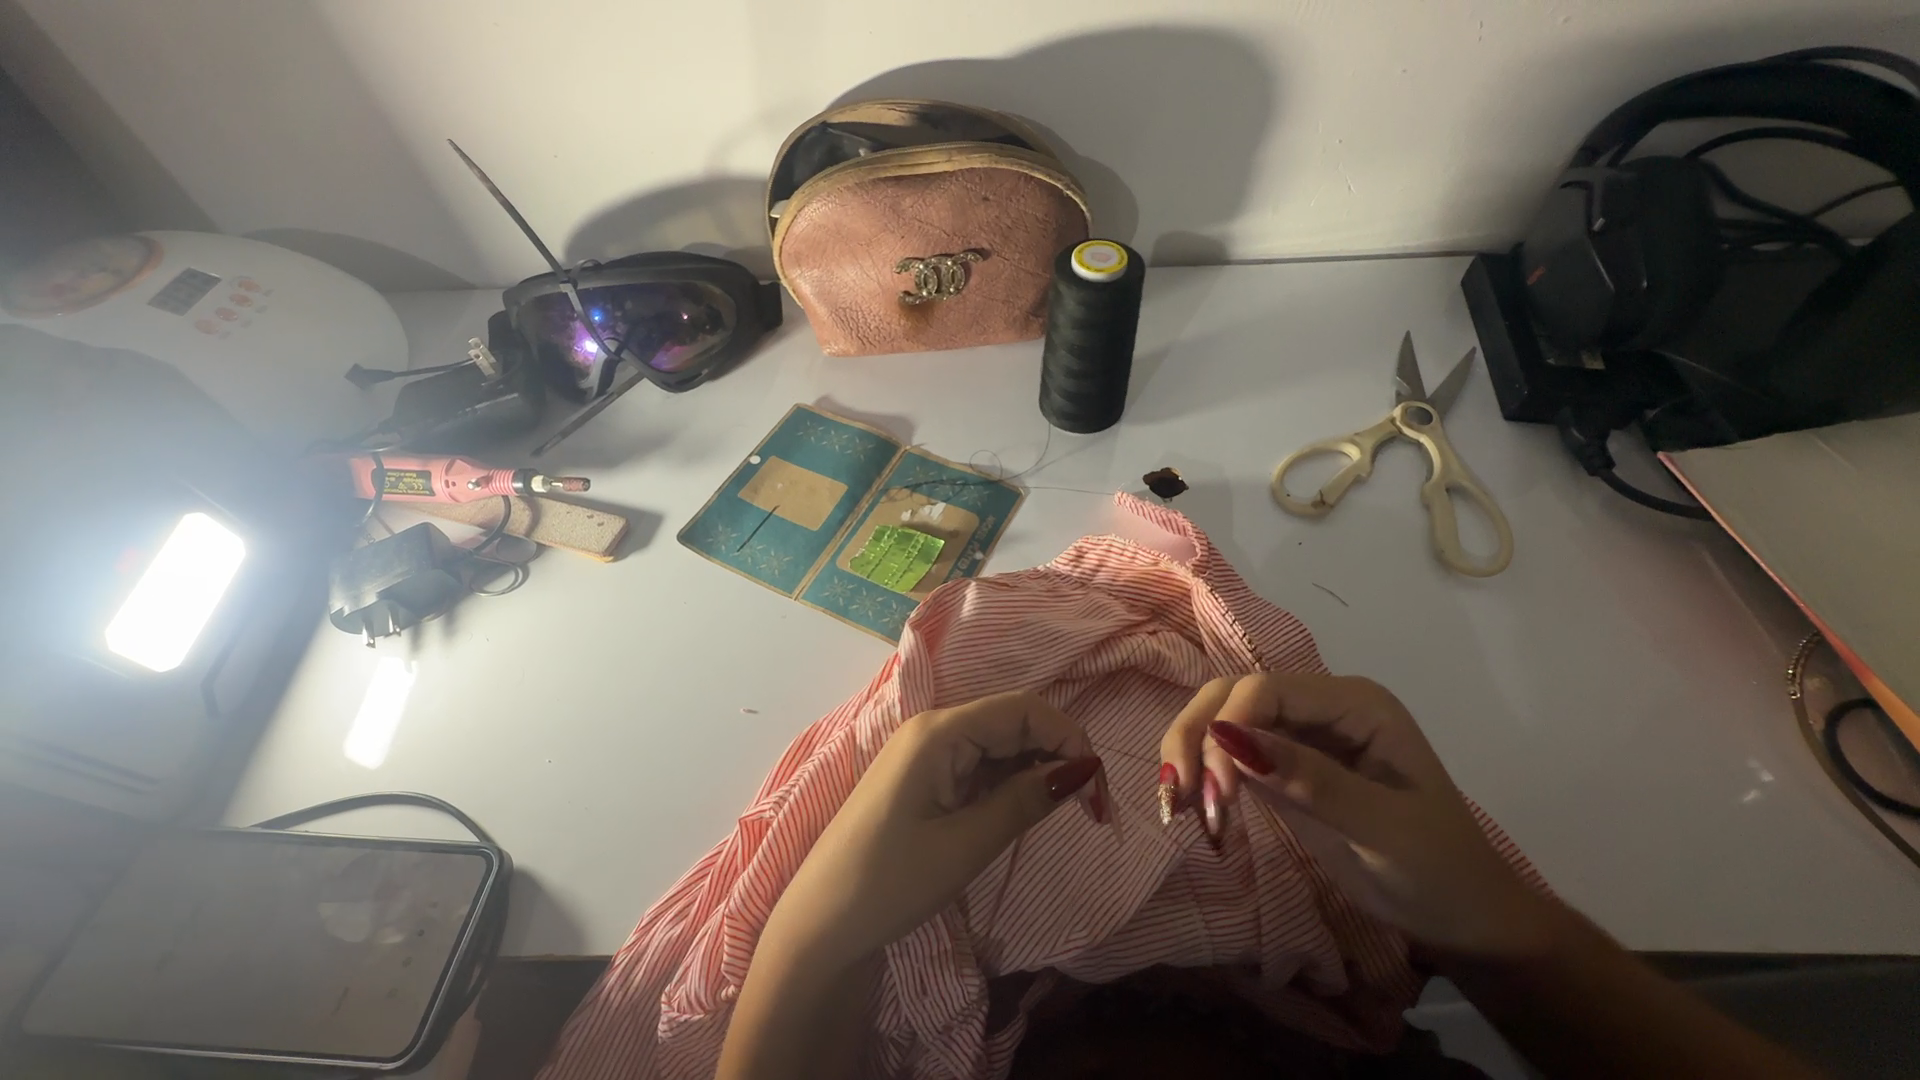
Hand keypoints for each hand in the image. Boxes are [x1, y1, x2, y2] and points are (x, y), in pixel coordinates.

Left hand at [759, 691, 1107, 971]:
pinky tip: (1026, 810)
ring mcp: (925, 753)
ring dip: (1036, 771)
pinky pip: (978, 766)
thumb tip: (1083, 768)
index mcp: (939, 731)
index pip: (1023, 709)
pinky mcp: (923, 778)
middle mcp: (932, 729)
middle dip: (1058, 754)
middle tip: (1093, 810)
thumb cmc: (890, 882)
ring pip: (998, 745)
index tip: (1099, 788)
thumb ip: (1025, 800)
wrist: (820, 925)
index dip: (1069, 737)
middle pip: (1012, 722)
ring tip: (1068, 813)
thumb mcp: (966, 844)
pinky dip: (1009, 783)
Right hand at [1160, 673, 1552, 956]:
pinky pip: (1227, 754)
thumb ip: (1309, 780)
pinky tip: (1190, 805)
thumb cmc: (1438, 872)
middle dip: (1198, 736)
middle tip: (1179, 796)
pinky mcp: (1281, 766)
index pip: (1267, 689)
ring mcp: (1299, 735)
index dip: (1227, 726)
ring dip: (1191, 754)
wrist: (1462, 920)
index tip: (1213, 791)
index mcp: (1356, 704)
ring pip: (1221, 720)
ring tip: (1179, 805)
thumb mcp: (1381, 829)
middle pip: (1233, 696)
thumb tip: (1228, 739)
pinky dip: (1202, 774)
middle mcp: (1321, 707)